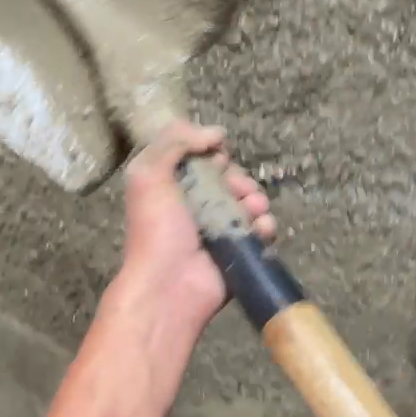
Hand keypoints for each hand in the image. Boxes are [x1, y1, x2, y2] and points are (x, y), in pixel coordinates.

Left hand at [107, 121, 276, 345]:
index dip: (215, 155)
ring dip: (257, 201)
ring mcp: (222, 230)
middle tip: (236, 189)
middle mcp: (199, 206)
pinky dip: (266, 227)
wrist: (170, 284)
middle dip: (240, 180)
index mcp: (174, 186)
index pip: (204, 160)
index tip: (216, 159)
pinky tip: (261, 229)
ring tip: (252, 210)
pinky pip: (263, 231)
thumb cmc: (155, 228)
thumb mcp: (149, 174)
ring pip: (252, 203)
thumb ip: (175, 142)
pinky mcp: (242, 251)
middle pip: (233, 180)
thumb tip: (217, 132)